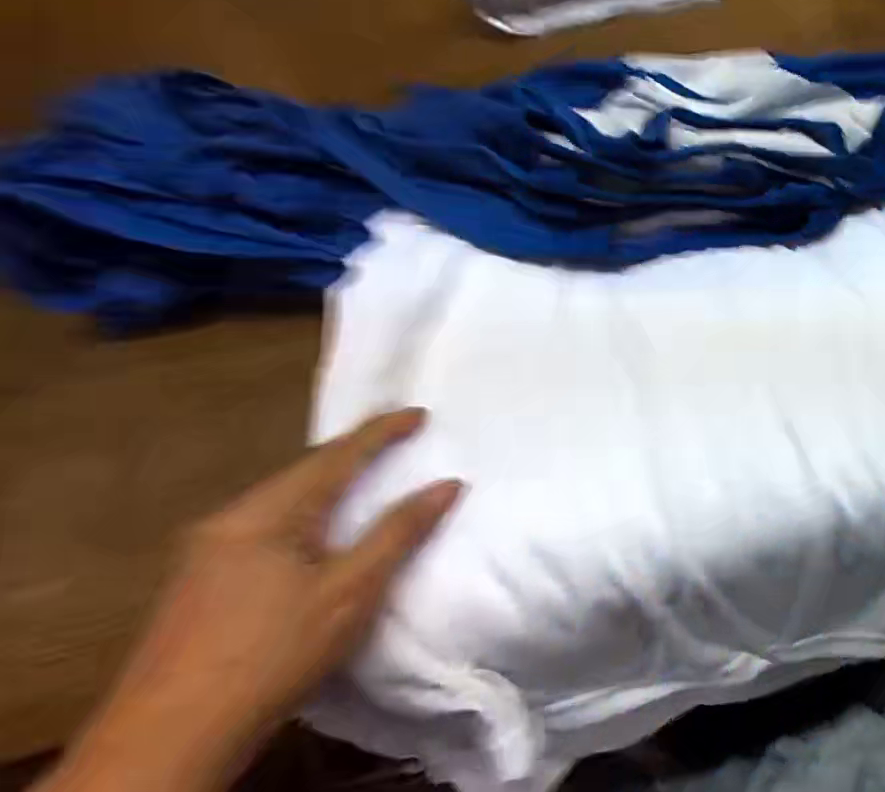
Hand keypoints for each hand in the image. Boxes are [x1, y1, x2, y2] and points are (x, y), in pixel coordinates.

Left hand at [37, 410, 462, 791]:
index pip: (334, 457)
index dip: (380, 432)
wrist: (167, 742)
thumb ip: (401, 530)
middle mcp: (228, 523)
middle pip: (303, 472)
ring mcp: (206, 554)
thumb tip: (447, 484)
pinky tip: (322, 521)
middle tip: (399, 435)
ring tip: (370, 470)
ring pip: (284, 498)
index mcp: (264, 516)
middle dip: (354, 450)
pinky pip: (269, 522)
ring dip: (330, 479)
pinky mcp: (202, 582)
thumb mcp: (352, 589)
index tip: (419, 412)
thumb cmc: (273, 652)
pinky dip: (309, 506)